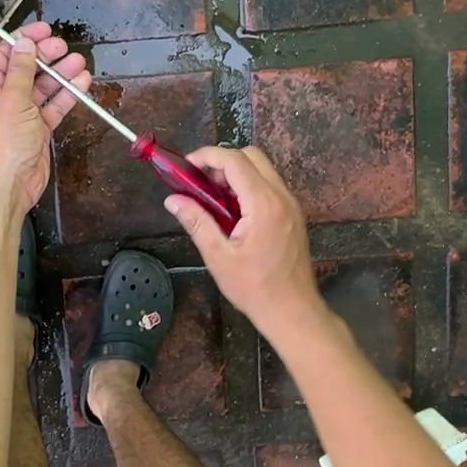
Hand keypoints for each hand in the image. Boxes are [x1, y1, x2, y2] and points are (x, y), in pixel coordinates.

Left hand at [0, 21, 89, 222]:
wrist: (5, 189)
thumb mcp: (11, 101)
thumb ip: (21, 70)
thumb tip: (25, 43)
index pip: (3, 55)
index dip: (23, 39)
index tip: (44, 29)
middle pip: (25, 69)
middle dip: (45, 56)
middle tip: (64, 47)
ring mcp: (19, 115)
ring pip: (42, 88)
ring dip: (60, 75)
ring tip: (79, 63)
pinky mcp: (36, 130)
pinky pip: (53, 107)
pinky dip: (67, 96)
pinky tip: (81, 84)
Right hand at [165, 146, 333, 344]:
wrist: (293, 310)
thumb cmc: (254, 287)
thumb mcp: (218, 256)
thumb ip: (196, 222)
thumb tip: (172, 199)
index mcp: (263, 204)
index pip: (235, 161)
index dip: (208, 156)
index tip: (186, 166)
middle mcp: (281, 196)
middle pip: (252, 156)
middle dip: (222, 160)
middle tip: (199, 181)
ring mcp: (290, 204)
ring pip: (262, 168)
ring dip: (235, 172)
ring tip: (212, 195)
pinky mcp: (292, 213)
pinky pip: (269, 184)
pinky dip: (247, 185)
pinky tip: (231, 209)